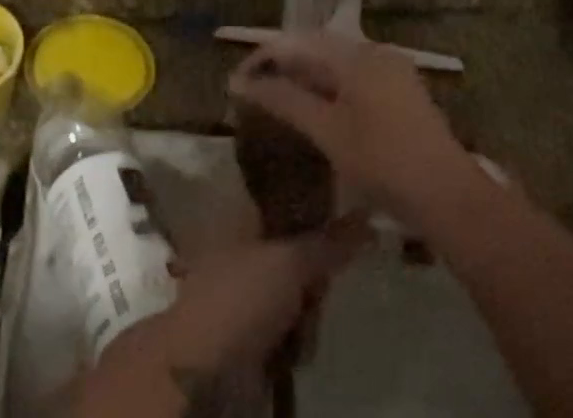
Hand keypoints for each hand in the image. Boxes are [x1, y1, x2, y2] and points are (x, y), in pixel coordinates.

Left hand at [148, 218, 368, 369]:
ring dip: (308, 312)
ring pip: (296, 292)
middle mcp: (237, 250)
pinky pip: (289, 325)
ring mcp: (242, 291)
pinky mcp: (250, 328)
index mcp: (234, 220)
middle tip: (317, 290)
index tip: (342, 231)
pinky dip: (297, 337)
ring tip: (304, 326)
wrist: (206, 367)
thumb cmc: (242, 297)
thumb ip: (328, 240)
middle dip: (315, 276)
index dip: (313, 214)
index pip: (282, 205)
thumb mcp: (290, 260)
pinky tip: (295, 348)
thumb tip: (366, 217)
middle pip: (296, 253)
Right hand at [225, 29, 468, 202]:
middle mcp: (376, 53)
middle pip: (317, 48)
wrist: (448, 197)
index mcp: (357, 55)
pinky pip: (354, 79)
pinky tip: (314, 112)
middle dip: (283, 66)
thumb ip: (283, 100)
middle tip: (252, 91)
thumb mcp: (325, 130)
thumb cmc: (382, 161)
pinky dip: (328, 89)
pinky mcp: (402, 94)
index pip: (297, 42)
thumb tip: (240, 82)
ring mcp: (393, 72)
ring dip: (305, 79)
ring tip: (277, 102)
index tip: (236, 82)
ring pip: (336, 65)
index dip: (262, 58)